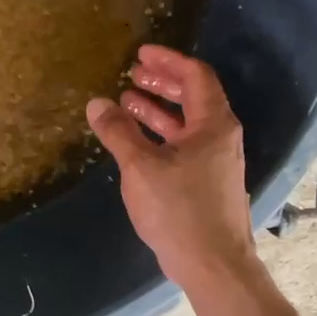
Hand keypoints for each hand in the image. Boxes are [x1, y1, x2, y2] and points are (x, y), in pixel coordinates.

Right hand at [85, 45, 257, 290]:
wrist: (212, 262)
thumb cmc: (179, 209)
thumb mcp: (141, 167)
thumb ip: (118, 132)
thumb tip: (97, 103)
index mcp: (213, 124)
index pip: (195, 76)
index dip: (168, 62)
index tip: (141, 53)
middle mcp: (219, 137)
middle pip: (193, 97)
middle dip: (161, 83)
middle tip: (132, 74)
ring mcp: (214, 160)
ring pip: (185, 123)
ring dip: (157, 110)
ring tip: (126, 103)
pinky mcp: (204, 182)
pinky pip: (181, 145)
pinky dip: (159, 135)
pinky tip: (135, 141)